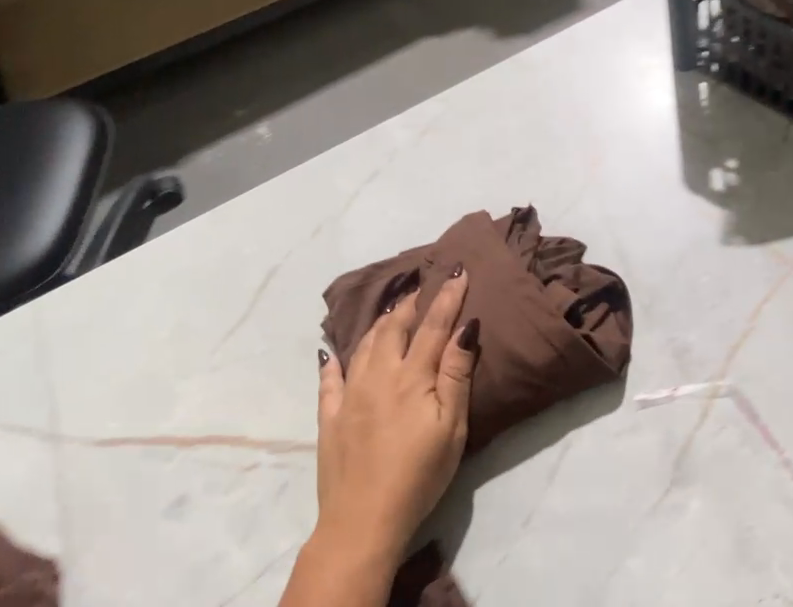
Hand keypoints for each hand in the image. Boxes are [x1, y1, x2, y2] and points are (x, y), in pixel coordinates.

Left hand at [313, 267, 478, 562]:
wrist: (362, 521)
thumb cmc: (420, 474)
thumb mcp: (451, 426)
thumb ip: (455, 374)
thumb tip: (464, 327)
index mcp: (412, 378)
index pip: (434, 326)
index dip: (447, 297)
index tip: (457, 271)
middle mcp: (378, 377)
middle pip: (394, 329)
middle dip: (411, 304)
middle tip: (422, 285)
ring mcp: (350, 397)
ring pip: (363, 347)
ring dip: (380, 323)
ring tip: (392, 309)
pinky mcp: (330, 419)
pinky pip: (329, 381)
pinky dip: (332, 362)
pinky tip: (330, 353)